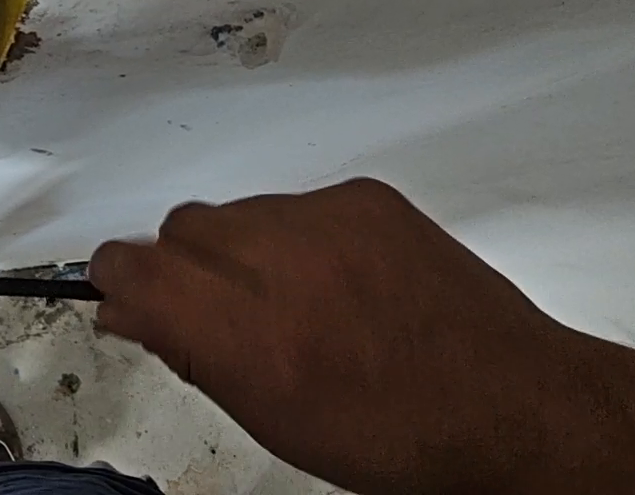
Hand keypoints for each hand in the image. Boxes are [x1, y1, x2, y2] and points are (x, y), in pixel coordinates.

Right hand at [89, 179, 606, 494]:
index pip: (135, 267)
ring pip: (233, 211)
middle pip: (178, 226)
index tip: (119, 288)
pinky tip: (337, 274)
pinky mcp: (362, 193)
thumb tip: (123, 306)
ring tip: (294, 292)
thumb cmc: (388, 441)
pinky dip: (295, 234)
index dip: (115, 273)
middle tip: (225, 304)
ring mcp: (326, 217)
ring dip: (240, 248)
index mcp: (253, 338)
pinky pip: (291, 200)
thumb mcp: (274, 422)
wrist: (520, 408)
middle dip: (182, 263)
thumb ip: (188, 352)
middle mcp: (281, 262)